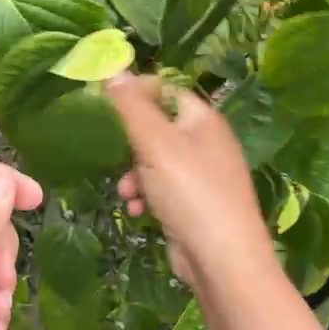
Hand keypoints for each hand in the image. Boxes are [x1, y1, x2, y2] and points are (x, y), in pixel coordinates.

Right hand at [106, 74, 274, 292]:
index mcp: (203, 119)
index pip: (165, 89)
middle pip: (156, 126)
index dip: (136, 93)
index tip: (105, 105)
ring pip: (154, 160)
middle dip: (129, 142)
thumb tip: (112, 66)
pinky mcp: (194, 204)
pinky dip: (146, 195)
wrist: (223, 263)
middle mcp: (206, 142)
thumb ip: (130, 105)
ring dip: (133, 173)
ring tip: (126, 192)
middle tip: (110, 153)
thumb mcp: (155, 143)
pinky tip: (136, 210)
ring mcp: (202, 176)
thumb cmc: (192, 192)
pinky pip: (161, 188)